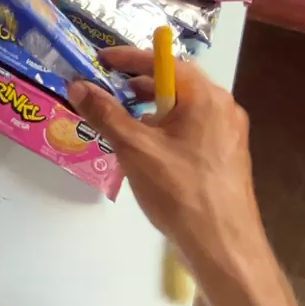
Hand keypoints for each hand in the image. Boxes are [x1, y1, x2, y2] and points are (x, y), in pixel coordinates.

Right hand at [67, 49, 262, 269]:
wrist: (224, 247)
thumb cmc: (180, 190)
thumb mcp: (134, 148)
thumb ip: (104, 113)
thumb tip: (77, 85)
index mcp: (206, 98)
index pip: (165, 62)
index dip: (129, 58)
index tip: (100, 60)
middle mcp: (222, 108)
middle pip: (175, 82)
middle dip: (138, 83)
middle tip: (106, 89)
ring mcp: (227, 134)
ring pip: (182, 107)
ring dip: (149, 107)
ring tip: (120, 120)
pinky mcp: (224, 156)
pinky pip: (190, 127)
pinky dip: (164, 126)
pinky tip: (144, 148)